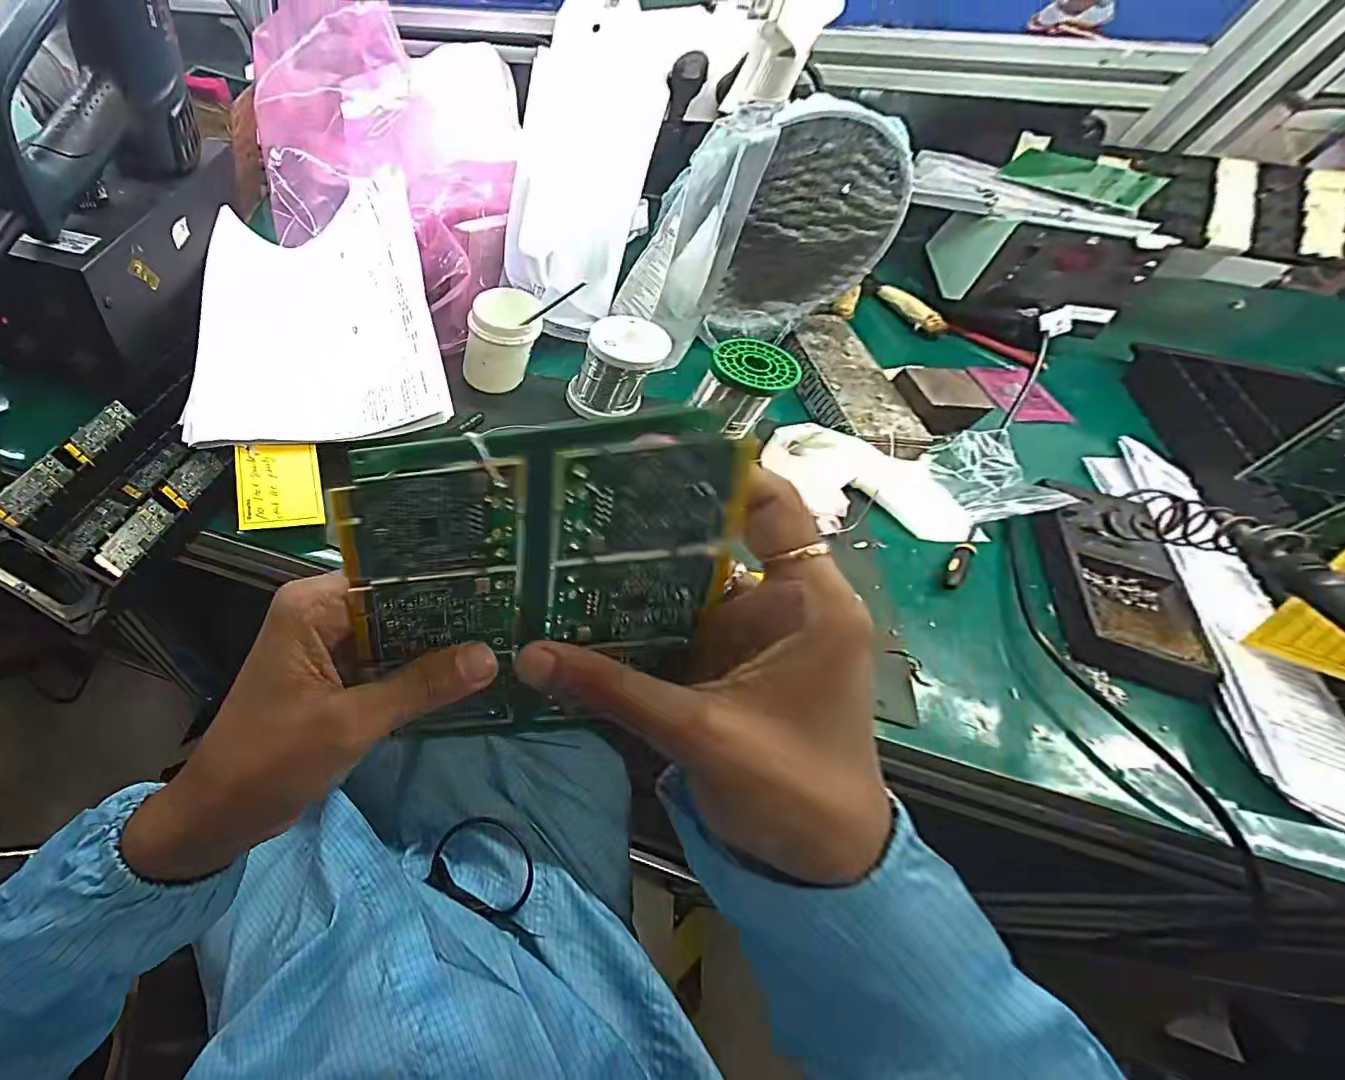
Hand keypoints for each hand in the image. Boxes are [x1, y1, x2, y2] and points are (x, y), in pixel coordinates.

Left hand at [122, 573, 498, 880]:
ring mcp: (325, 648)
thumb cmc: (273, 759)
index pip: (386, 581)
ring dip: (432, 649)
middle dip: (442, 619)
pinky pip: (381, 666)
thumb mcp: (350, 723)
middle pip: (392, 608)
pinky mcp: (332, 678)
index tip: (493, 589)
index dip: (438, 585)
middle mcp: (318, 615)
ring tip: (497, 642)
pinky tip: (461, 677)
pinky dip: (413, 674)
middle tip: (506, 619)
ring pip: (390, 638)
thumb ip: (419, 686)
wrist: (221, 811)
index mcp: (310, 607)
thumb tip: (487, 656)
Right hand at [515, 468, 890, 884]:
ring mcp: (739, 637)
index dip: (720, 473)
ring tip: (565, 548)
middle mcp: (773, 607)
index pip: (772, 509)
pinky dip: (627, 617)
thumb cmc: (793, 789)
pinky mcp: (714, 665)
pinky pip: (666, 626)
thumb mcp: (703, 733)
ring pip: (679, 587)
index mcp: (806, 604)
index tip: (650, 453)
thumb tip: (529, 656)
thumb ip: (614, 690)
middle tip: (580, 504)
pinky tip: (578, 607)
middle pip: (709, 543)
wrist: (816, 866)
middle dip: (648, 524)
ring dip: (629, 574)